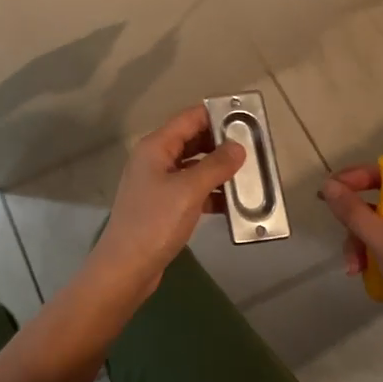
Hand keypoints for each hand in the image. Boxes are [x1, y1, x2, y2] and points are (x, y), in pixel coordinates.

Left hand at [88, 105, 245, 296]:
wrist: (128, 266)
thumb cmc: (156, 221)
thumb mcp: (189, 190)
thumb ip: (215, 166)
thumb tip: (238, 146)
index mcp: (156, 147)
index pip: (188, 118)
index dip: (215, 115)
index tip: (245, 117)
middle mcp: (155, 159)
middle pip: (191, 141)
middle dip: (221, 143)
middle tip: (254, 147)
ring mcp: (158, 183)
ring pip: (193, 167)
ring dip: (218, 169)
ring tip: (250, 173)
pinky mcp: (164, 205)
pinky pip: (192, 190)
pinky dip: (211, 192)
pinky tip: (234, 203)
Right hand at [319, 166, 382, 358]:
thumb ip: (355, 212)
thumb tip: (328, 185)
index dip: (369, 174)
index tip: (339, 184)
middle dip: (359, 216)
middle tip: (337, 220)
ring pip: (381, 225)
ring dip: (360, 239)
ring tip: (351, 263)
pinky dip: (370, 254)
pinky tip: (359, 272)